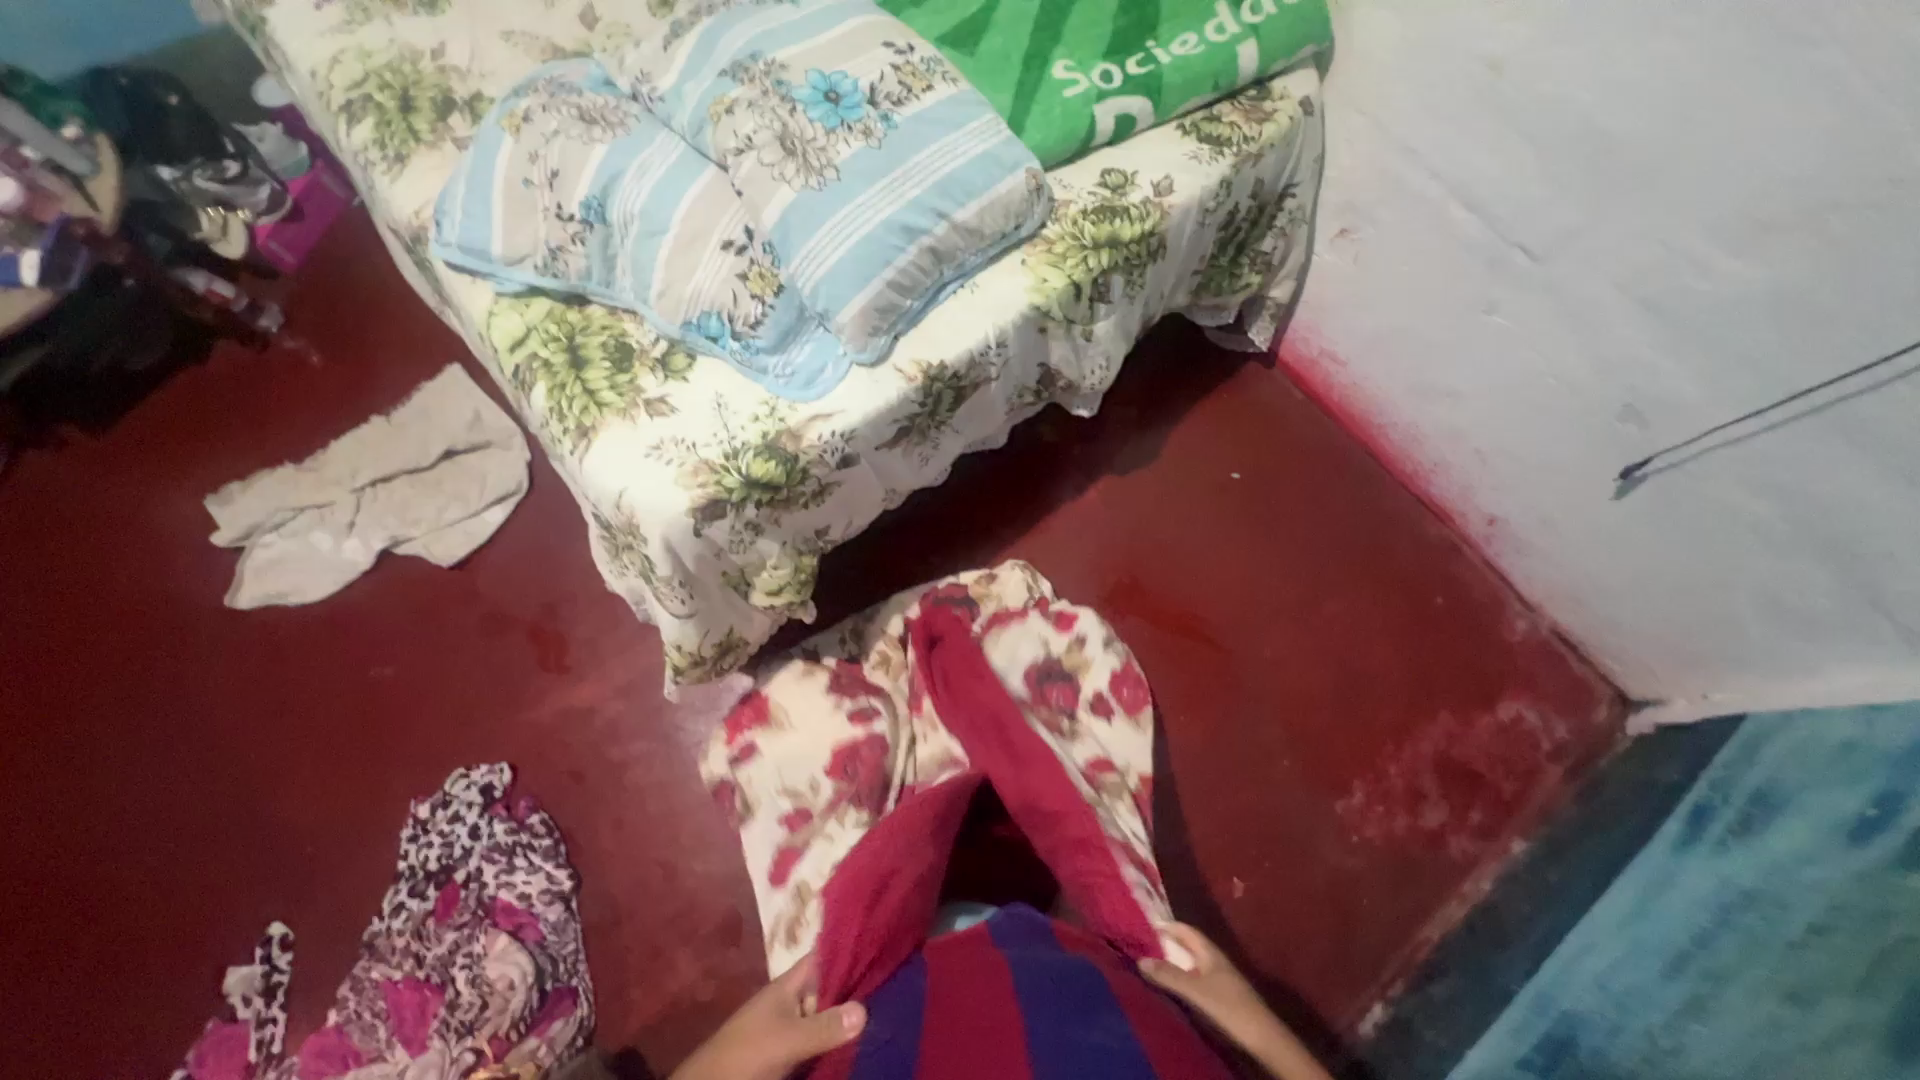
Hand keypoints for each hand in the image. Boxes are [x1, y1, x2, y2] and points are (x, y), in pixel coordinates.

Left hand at [671, 953, 866, 1079]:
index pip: (823, 957)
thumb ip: (824, 1026)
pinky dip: (834, 1042)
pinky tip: (857, 1045)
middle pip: (828, 989)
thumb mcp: (788, 1039)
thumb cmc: (747, 1054)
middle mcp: (790, 1001)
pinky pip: (818, 1041)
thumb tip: (865, 1009)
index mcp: (788, 986)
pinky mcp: (787, 1053)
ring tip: (884, 1015)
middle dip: (854, 989)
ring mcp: (788, 1027)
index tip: (880, 947)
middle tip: (892, 988)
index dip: (848, 950)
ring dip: (846, 1020)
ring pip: (824, 1017)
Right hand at [1138, 923, 1331, 1079]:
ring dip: (1174, 961)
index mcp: (1211, 953)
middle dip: (1168, 943)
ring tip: (1152, 964)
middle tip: (1143, 944)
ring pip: (1192, 963)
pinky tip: (1172, 987)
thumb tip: (1140, 959)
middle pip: (1189, 946)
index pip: (1187, 930)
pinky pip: (1196, 979)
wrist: (1262, 1037)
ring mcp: (1220, 979)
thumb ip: (1169, 975)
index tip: (1146, 925)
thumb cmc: (1229, 1007)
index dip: (1168, 926)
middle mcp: (1215, 961)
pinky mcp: (1221, 996)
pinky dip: (1182, 977)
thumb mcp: (1195, 991)